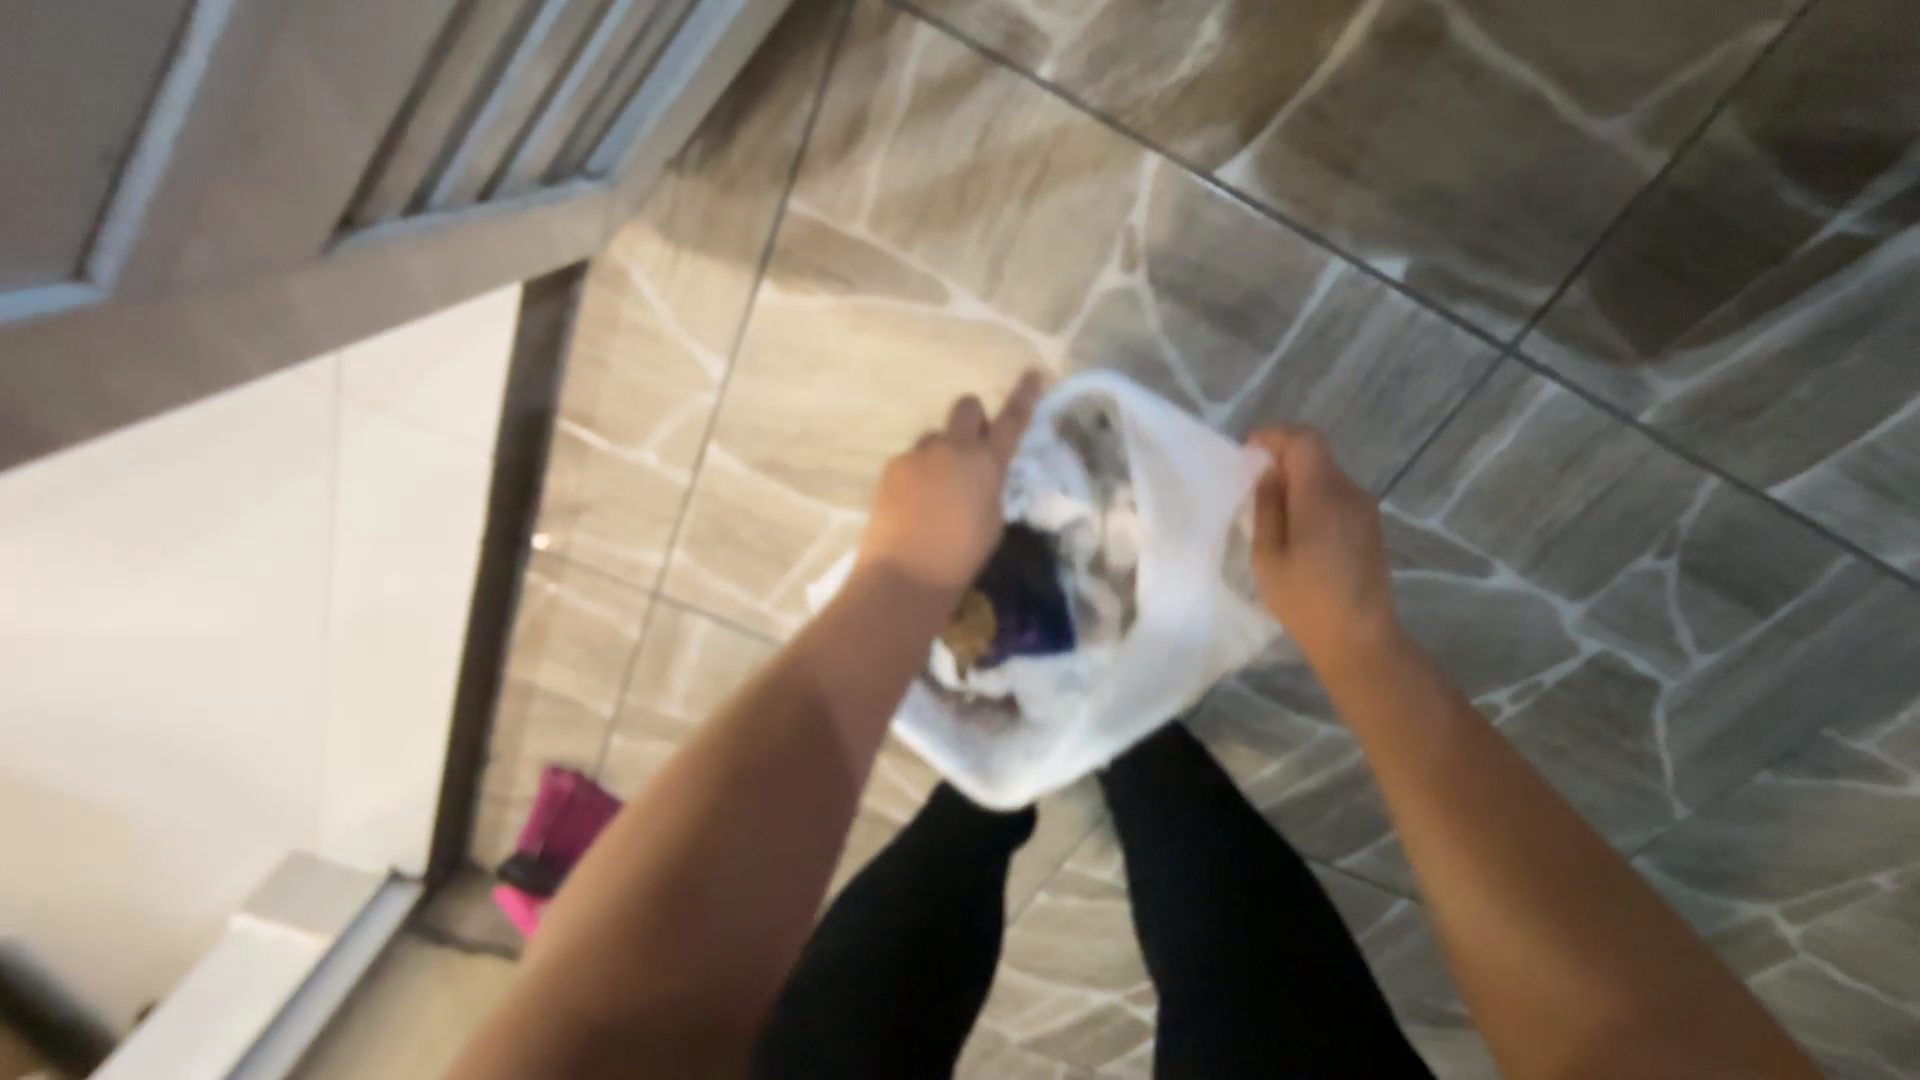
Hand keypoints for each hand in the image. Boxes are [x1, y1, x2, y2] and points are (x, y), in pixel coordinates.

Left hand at [858, 372, 1044, 593]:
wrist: (906, 573)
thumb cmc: (961, 556)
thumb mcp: (992, 520)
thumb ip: (989, 487)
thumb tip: (978, 476)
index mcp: (986, 464)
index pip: (1012, 420)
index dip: (1024, 396)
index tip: (1032, 373)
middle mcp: (952, 449)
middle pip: (966, 407)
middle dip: (972, 418)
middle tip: (970, 448)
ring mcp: (918, 455)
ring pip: (934, 438)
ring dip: (940, 454)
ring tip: (934, 495)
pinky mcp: (892, 468)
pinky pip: (911, 461)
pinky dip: (916, 476)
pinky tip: (912, 507)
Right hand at [1247, 427, 1400, 667]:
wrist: (1360, 639)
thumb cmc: (1305, 600)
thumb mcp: (1268, 556)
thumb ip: (1267, 507)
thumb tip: (1268, 474)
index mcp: (1322, 494)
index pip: (1304, 440)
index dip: (1274, 437)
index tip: (1246, 452)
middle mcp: (1350, 492)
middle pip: (1316, 455)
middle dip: (1282, 458)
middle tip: (1250, 483)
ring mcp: (1365, 510)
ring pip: (1326, 476)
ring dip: (1298, 480)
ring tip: (1270, 510)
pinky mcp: (1370, 527)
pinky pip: (1336, 497)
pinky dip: (1312, 499)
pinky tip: (1296, 530)